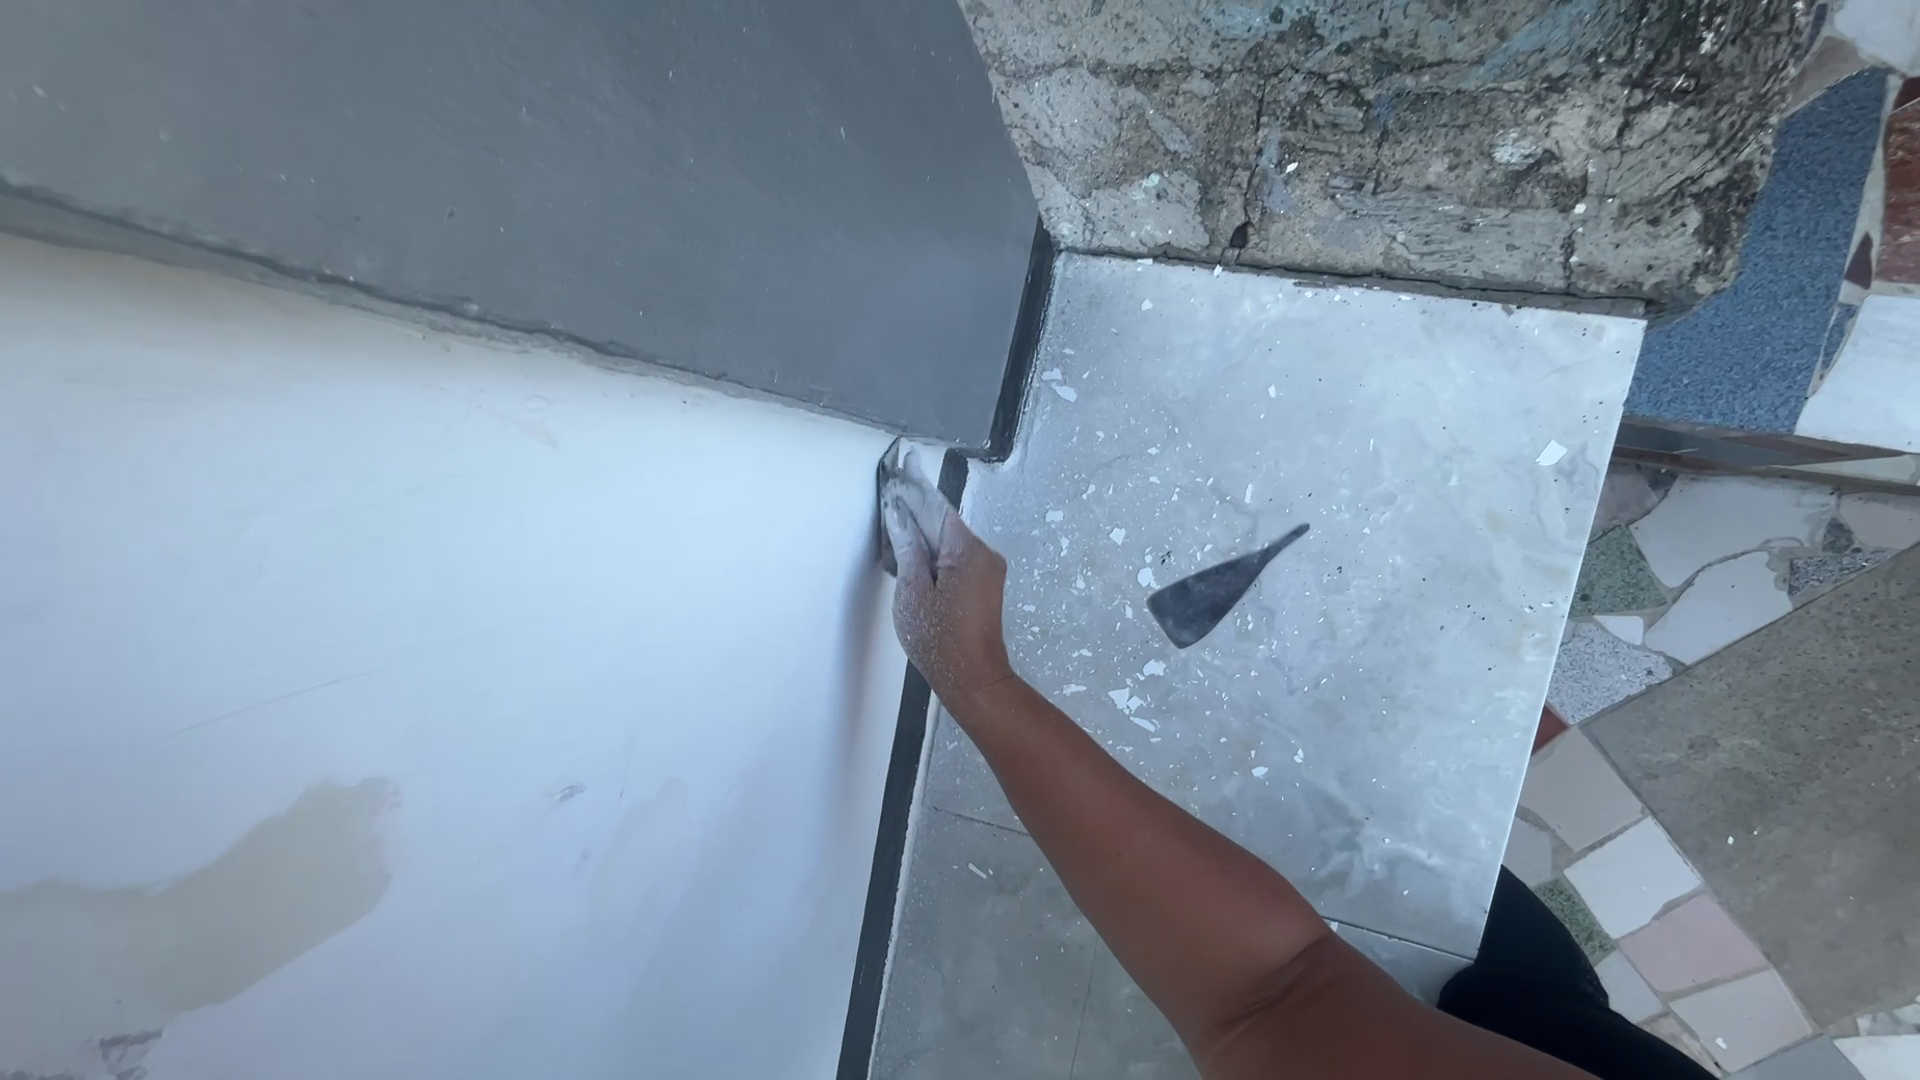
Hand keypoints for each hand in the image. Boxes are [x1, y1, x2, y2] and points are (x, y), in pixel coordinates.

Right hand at [880, 472, 1015, 708]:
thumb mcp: (913, 592)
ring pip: (950, 541)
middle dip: (918, 508)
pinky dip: (935, 552)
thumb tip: (900, 515)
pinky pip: (956, 557)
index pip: (938, 508)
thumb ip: (907, 549)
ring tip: (897, 517)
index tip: (904, 462)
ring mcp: (988, 569)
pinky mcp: (985, 584)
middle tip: (894, 485)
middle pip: (945, 523)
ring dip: (925, 532)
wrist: (973, 678)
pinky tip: (915, 551)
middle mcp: (985, 553)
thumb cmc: (939, 639)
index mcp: (967, 551)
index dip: (916, 487)